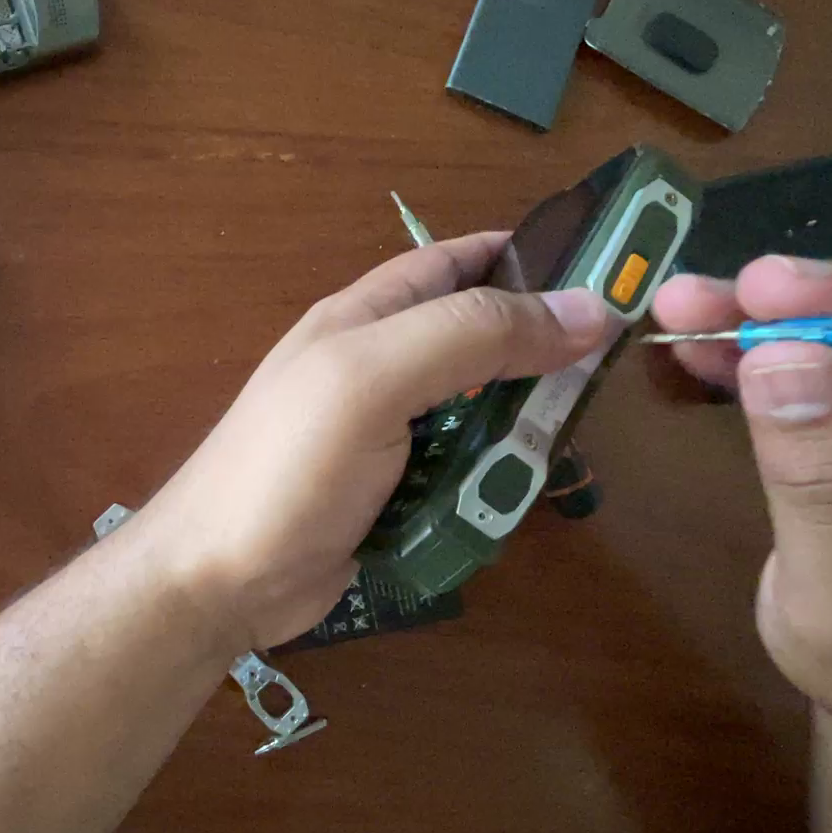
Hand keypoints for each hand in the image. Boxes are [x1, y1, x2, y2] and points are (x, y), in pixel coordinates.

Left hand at [127, 232, 615, 652]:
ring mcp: (381, 436)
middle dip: (535, 350)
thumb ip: (469, 335)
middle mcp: (373, 368)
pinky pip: (458, 472)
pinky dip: (490, 477)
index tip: (609, 265)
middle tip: (608, 371)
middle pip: (473, 341)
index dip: (522, 254)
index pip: (451, 264)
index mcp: (361, 319)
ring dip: (518, 424)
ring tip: (566, 439)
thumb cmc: (289, 467)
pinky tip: (518, 491)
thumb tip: (586, 307)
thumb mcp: (372, 379)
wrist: (222, 578)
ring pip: (474, 412)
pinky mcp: (390, 494)